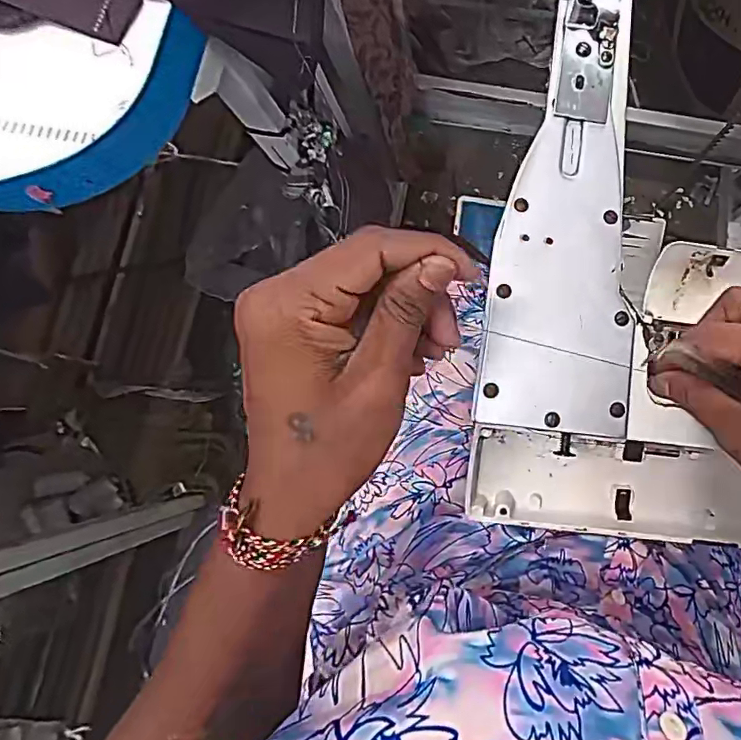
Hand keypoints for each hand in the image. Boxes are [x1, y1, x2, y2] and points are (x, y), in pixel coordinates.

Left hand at [232, 226, 475, 533]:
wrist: (296, 490)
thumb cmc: (325, 452)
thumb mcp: (378, 377)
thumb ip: (406, 311)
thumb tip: (435, 266)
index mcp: (287, 306)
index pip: (369, 249)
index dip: (426, 252)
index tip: (463, 269)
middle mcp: (277, 298)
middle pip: (370, 262)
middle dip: (420, 289)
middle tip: (448, 327)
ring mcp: (286, 310)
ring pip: (370, 282)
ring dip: (411, 308)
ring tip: (431, 347)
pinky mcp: (298, 323)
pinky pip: (357, 302)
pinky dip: (392, 320)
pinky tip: (410, 350)